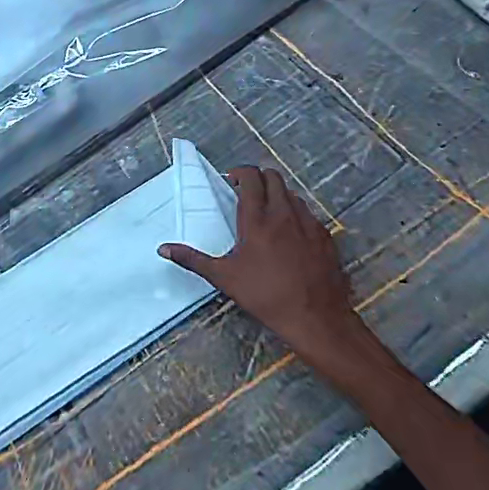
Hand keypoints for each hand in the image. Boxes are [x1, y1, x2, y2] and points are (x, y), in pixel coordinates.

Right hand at [160, 166, 382, 379]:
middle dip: (258, 178)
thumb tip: (163, 249)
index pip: (251, 177)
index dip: (240, 172)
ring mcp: (308, 223)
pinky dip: (296, 213)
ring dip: (277, 194)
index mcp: (257, 219)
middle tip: (247, 193)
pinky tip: (290, 233)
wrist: (315, 317)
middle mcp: (284, 214)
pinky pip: (309, 213)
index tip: (232, 181)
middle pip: (273, 177)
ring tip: (267, 212)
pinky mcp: (325, 236)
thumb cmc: (265, 295)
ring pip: (292, 193)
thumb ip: (192, 259)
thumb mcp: (224, 277)